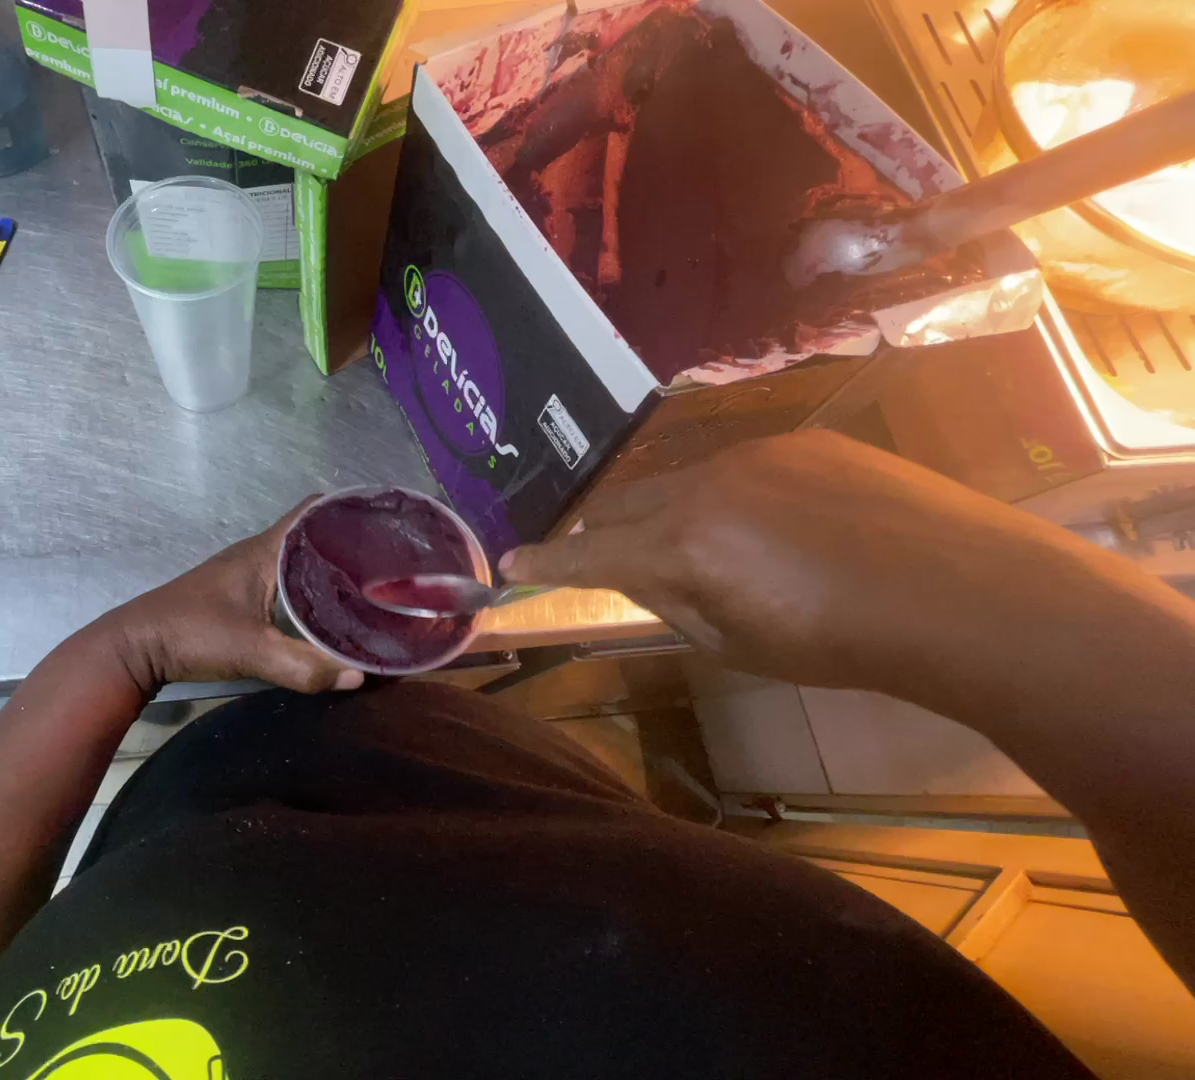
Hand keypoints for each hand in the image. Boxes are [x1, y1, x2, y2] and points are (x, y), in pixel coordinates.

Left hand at [100, 498, 365, 695]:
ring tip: (368, 585)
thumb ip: (304, 667)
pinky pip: (284, 580)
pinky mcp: (237, 594)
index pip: (312, 509)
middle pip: (311, 534)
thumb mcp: (252, 652)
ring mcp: (245, 572)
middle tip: (388, 563)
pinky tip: (325, 609)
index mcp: (264, 550)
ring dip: (328, 566)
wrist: (137, 646)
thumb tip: (358, 677)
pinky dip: (308, 586)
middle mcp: (257, 552)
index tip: (385, 522)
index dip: (348, 508)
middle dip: (347, 542)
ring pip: (297, 559)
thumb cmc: (193, 634)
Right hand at [496, 429, 1145, 700]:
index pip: (587, 555)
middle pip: (621, 505)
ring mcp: (753, 455)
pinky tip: (773, 526)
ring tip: (710, 549)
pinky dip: (727, 497)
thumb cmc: (843, 644)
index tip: (507, 562)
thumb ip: (669, 601)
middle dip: (604, 534)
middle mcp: (701, 487)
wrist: (973, 597)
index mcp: (680, 547)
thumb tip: (639, 575)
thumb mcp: (734, 642)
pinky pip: (735, 467)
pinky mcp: (801, 442)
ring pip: (676, 482)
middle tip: (610, 560)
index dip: (542, 561)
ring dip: (668, 514)